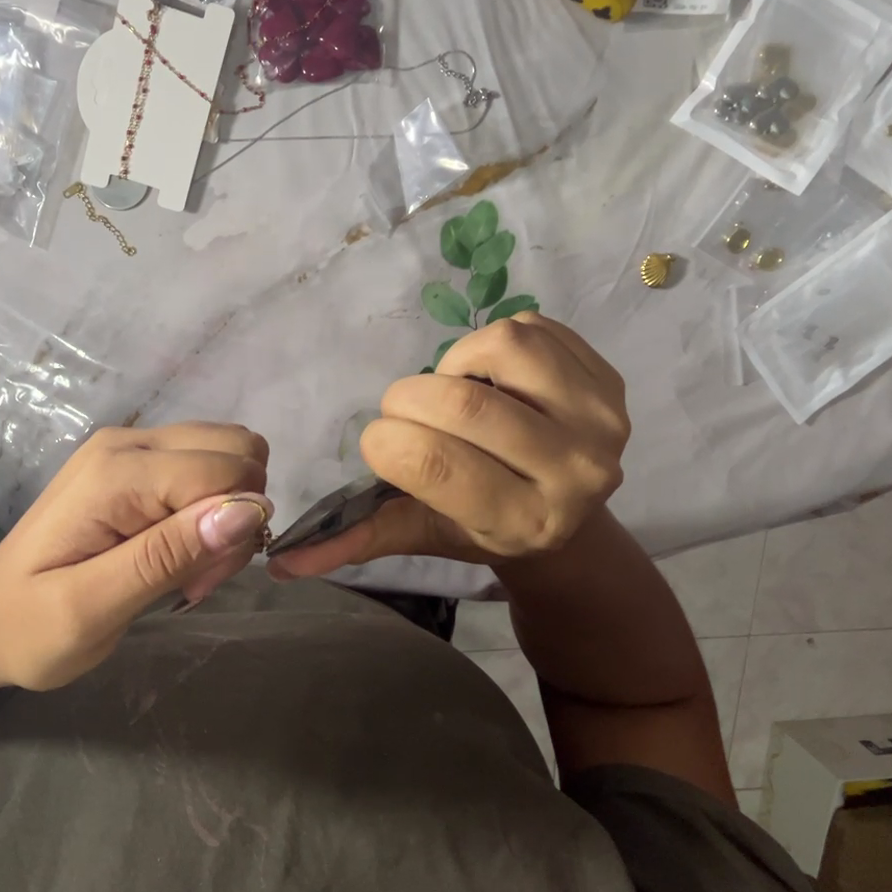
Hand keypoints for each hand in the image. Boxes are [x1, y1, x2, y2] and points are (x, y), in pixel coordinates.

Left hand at [0, 424, 271, 693]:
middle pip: (234, 451)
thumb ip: (165, 557)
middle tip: (195, 577)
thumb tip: (246, 510)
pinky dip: (210, 514)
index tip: (200, 583)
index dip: (232, 530)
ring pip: (227, 457)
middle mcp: (128, 442)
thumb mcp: (90, 609)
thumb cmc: (28, 627)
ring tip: (185, 571)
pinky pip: (206, 470)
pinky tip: (177, 555)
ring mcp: (131, 448)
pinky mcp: (137, 463)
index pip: (224, 470)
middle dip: (235, 518)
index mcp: (114, 472)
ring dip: (225, 518)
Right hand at [269, 312, 627, 577]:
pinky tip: (491, 377)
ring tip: (454, 389)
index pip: (433, 462)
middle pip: (465, 404)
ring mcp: (602, 422)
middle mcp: (577, 475)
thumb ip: (359, 540)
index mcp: (524, 521)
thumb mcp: (422, 533)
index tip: (379, 439)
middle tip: (405, 411)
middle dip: (410, 398)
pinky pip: (531, 327)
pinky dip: (491, 344)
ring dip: (457, 363)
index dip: (386, 439)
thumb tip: (282, 564)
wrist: (566, 512)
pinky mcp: (609, 380)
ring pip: (502, 347)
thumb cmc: (480, 523)